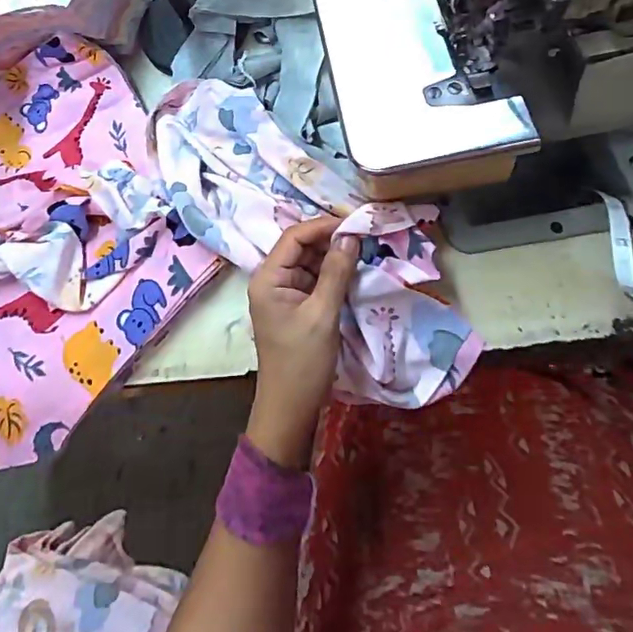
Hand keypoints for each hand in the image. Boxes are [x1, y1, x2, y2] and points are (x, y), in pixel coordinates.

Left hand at [245, 217, 357, 469]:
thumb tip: (350, 237)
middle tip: (364, 236)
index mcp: (268, 277)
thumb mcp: (323, 314)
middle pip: (301, 247)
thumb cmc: (303, 361)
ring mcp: (283, 294)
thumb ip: (336, 272)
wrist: (291, 408)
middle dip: (330, 240)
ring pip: (309, 263)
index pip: (294, 237)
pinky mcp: (295, 307)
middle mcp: (271, 280)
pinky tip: (353, 272)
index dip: (323, 226)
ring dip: (333, 257)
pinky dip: (332, 275)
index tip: (354, 224)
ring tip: (363, 251)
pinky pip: (314, 280)